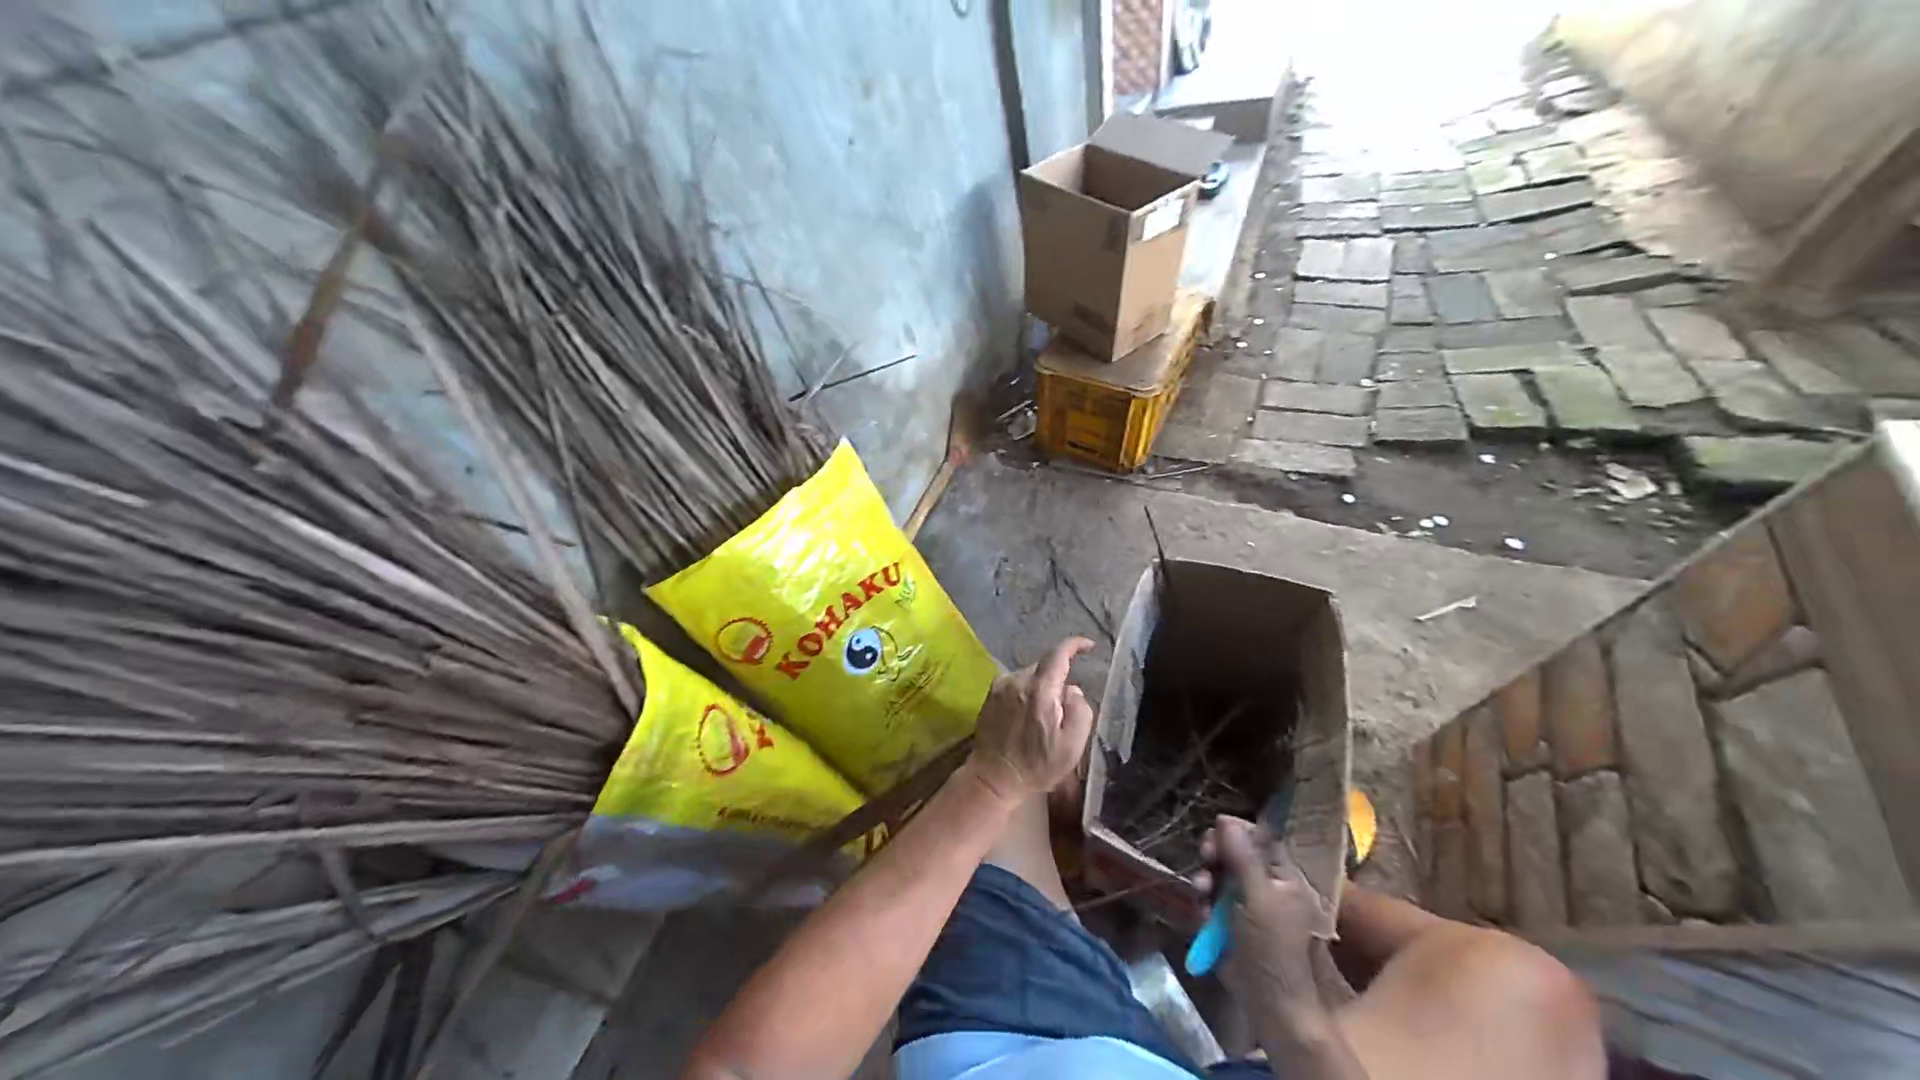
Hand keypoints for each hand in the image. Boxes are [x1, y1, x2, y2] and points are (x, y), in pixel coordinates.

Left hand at [967, 637, 1095, 803]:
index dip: (1075, 645)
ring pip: (1029, 676)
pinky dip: (1025, 693)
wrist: (994, 778)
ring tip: (1042, 719)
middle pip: (1044, 668)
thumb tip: (1072, 689)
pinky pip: (1015, 684)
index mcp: (1039, 690)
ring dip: (1040, 688)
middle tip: (1062, 711)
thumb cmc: (1037, 765)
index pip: (1058, 654)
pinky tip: (1025, 717)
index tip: (1088, 646)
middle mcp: (1016, 680)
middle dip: (1057, 681)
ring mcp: (1000, 686)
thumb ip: (1080, 709)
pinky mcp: (990, 696)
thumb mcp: (1072, 744)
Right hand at [1195, 816, 1331, 1025]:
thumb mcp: (1258, 897)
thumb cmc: (1273, 947)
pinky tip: (1202, 915)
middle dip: (1216, 854)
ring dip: (1206, 880)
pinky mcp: (1229, 925)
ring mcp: (1246, 907)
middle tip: (1205, 856)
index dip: (1237, 832)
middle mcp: (1266, 888)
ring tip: (1201, 890)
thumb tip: (1226, 818)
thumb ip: (1242, 857)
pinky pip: (1211, 903)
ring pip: (1219, 878)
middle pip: (1235, 856)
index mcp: (1284, 878)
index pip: (1260, 840)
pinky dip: (1204, 906)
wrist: (1269, 1004)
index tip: (1216, 829)